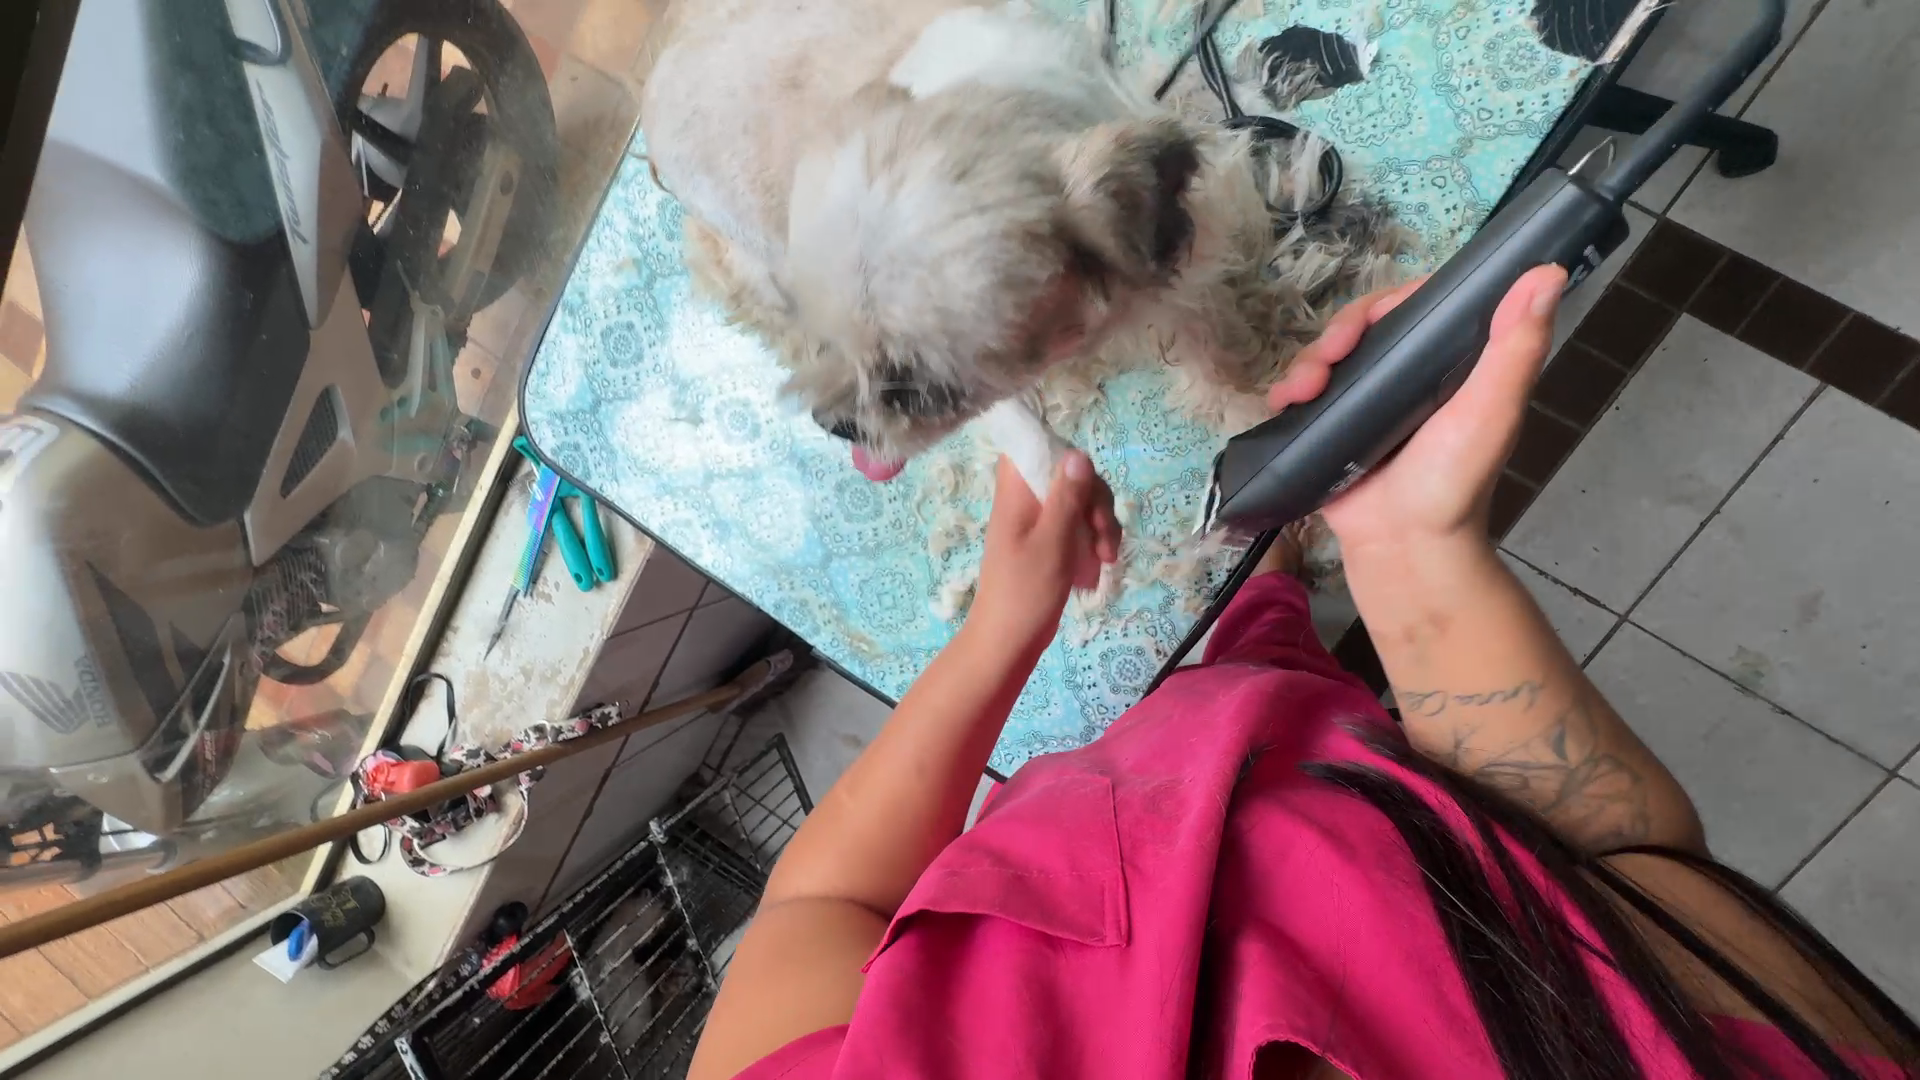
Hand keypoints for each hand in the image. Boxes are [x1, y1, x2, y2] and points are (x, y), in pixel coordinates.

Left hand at [968, 450, 1119, 651]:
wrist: (1009, 642)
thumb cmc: (1025, 593)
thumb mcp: (1051, 543)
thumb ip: (1066, 498)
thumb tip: (1077, 453)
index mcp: (1016, 495)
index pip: (1031, 448)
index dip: (1061, 454)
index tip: (1086, 484)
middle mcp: (1026, 503)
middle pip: (1069, 477)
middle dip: (1095, 502)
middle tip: (1103, 536)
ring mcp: (1039, 526)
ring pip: (1079, 505)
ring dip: (1100, 527)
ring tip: (1106, 559)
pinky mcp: (1050, 546)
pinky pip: (1077, 530)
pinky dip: (1092, 544)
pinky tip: (1098, 568)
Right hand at [1267, 264, 1565, 556]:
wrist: (1401, 544)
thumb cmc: (1452, 481)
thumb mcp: (1491, 411)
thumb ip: (1514, 348)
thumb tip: (1544, 271)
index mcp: (1443, 364)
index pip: (1411, 310)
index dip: (1384, 303)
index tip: (1367, 321)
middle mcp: (1398, 378)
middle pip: (1358, 330)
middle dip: (1334, 336)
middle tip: (1325, 360)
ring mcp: (1358, 405)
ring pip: (1324, 360)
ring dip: (1304, 365)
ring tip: (1297, 394)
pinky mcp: (1325, 430)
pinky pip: (1300, 398)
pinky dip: (1285, 393)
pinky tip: (1281, 404)